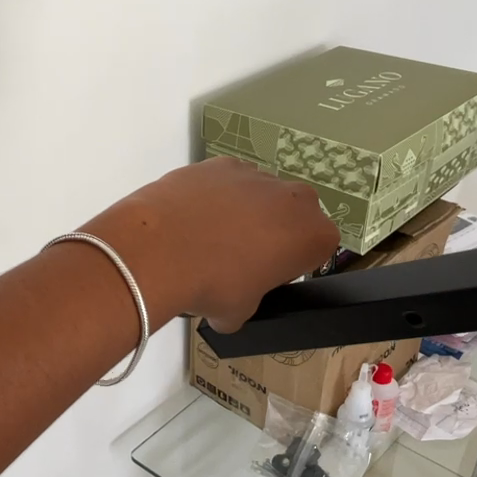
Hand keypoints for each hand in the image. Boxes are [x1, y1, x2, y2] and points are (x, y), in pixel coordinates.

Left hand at [82, 157, 338, 331]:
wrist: (159, 249)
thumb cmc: (213, 285)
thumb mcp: (240, 313)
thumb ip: (248, 303)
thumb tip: (227, 310)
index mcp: (314, 234)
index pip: (316, 250)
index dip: (290, 266)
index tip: (265, 278)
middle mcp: (294, 196)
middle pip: (289, 217)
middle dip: (269, 234)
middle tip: (236, 261)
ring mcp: (255, 174)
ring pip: (255, 196)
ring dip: (239, 215)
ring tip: (204, 243)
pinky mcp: (217, 163)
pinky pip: (221, 184)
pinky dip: (209, 199)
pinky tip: (186, 222)